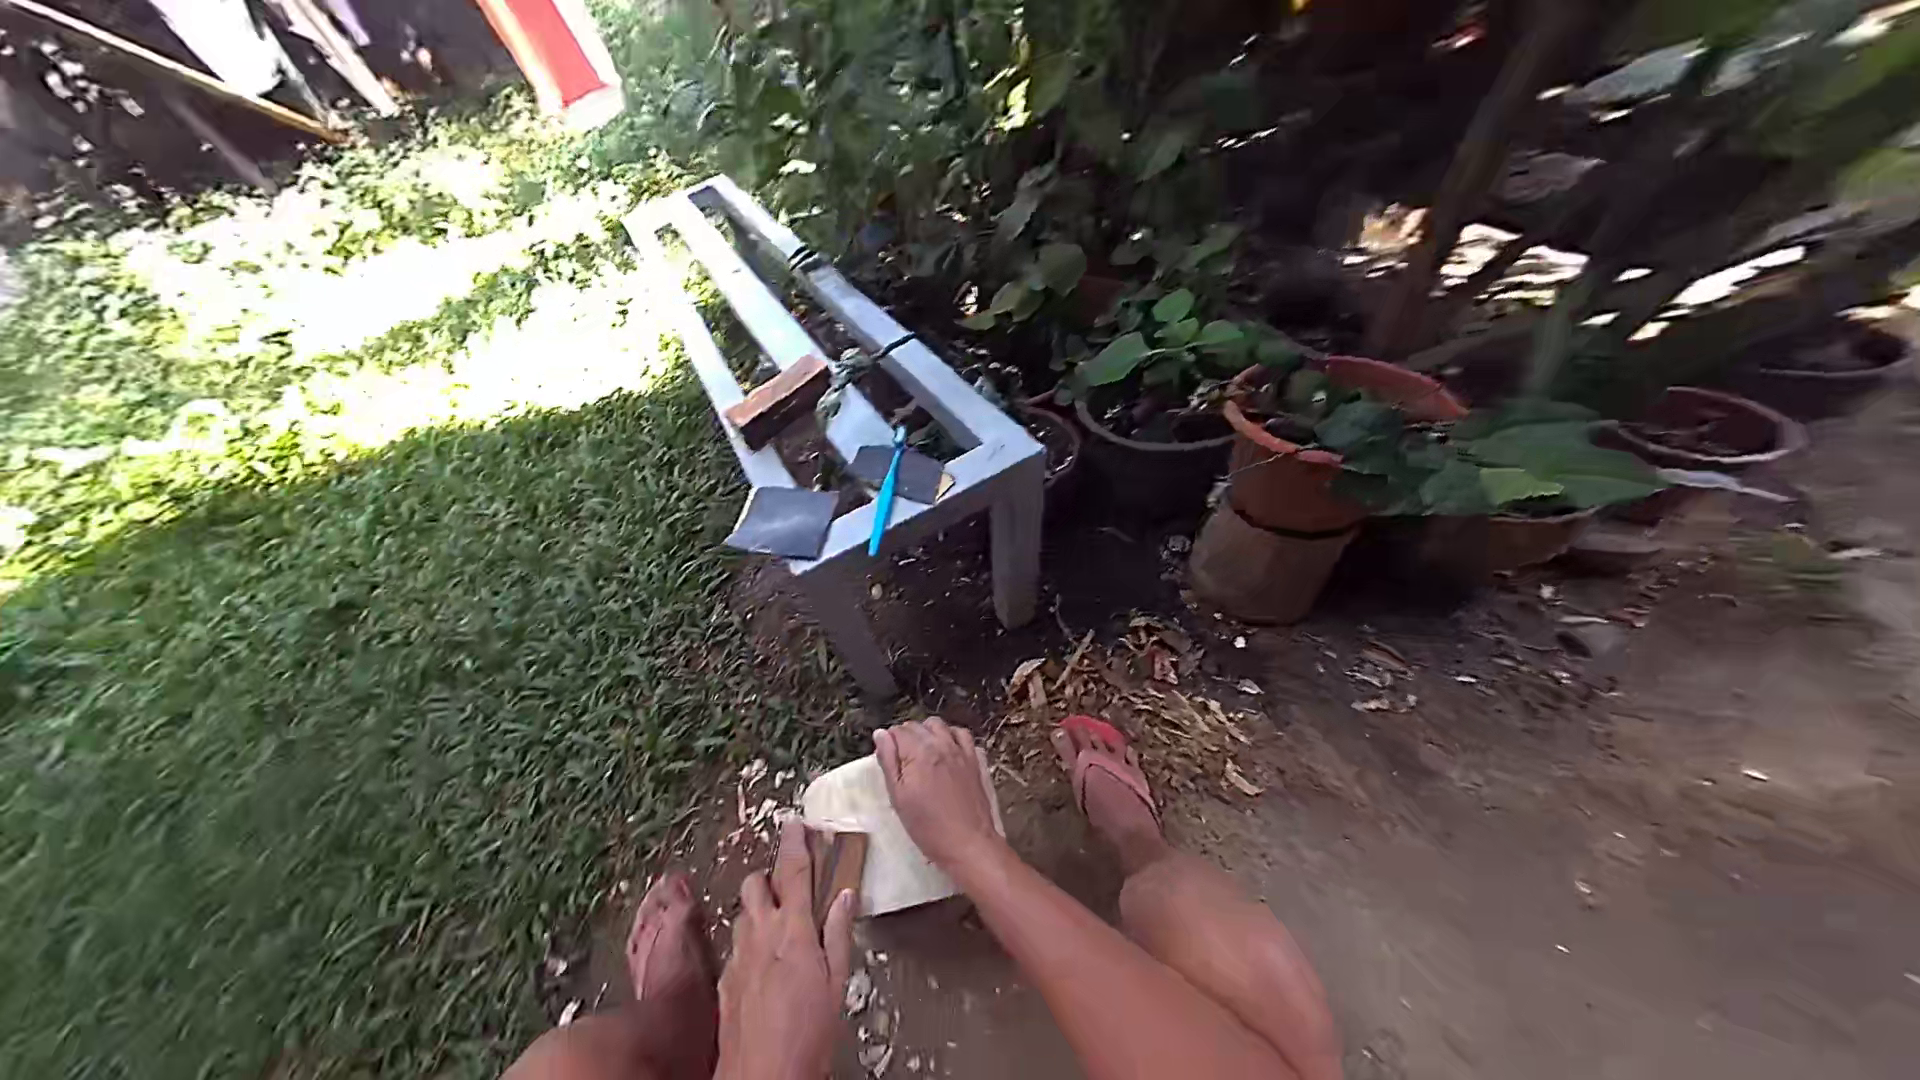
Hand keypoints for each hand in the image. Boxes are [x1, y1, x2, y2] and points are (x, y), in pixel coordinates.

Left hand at [715, 819, 856, 1079]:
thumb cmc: (808, 1035)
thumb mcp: (836, 983)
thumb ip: (838, 933)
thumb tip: (844, 895)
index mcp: (793, 929)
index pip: (793, 870)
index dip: (795, 842)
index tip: (796, 823)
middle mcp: (760, 934)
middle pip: (756, 882)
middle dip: (771, 874)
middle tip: (791, 883)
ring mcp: (738, 956)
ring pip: (743, 911)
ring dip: (760, 906)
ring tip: (781, 922)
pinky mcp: (725, 980)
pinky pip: (736, 943)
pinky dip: (750, 938)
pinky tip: (765, 959)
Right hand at [873, 718, 1004, 873]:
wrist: (968, 843)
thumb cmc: (928, 826)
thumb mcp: (898, 797)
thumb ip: (888, 761)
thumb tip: (880, 734)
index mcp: (919, 752)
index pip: (898, 731)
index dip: (889, 743)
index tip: (888, 760)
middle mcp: (940, 744)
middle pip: (917, 726)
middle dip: (905, 737)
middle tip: (902, 762)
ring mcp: (960, 750)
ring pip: (938, 725)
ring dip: (926, 733)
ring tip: (921, 754)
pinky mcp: (973, 759)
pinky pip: (961, 734)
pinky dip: (950, 735)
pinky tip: (945, 749)